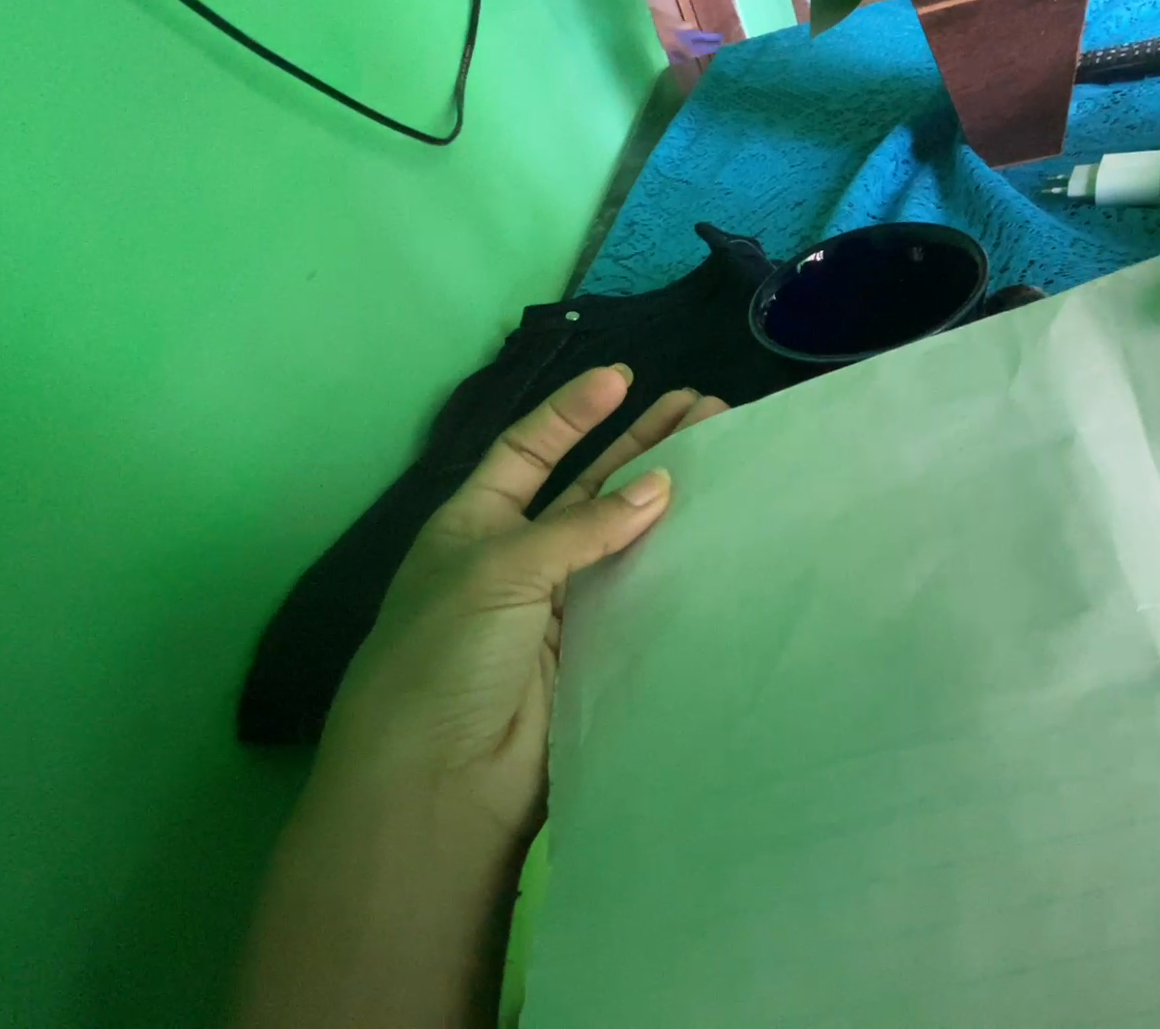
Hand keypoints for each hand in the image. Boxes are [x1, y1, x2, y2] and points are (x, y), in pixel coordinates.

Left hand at [237, 367, 725, 1028]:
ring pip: (623, 536)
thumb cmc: (445, 657)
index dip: (571, 413)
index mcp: (474, 525)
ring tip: (717, 454)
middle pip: (588, 485)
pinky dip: (671, 560)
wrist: (442, 781)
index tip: (622, 379)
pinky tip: (709, 532)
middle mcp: (521, 555)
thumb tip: (661, 487)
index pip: (528, 450)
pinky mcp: (599, 643)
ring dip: (665, 498)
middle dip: (638, 444)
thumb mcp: (498, 571)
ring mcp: (564, 601)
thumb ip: (581, 528)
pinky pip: (639, 588)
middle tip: (697, 407)